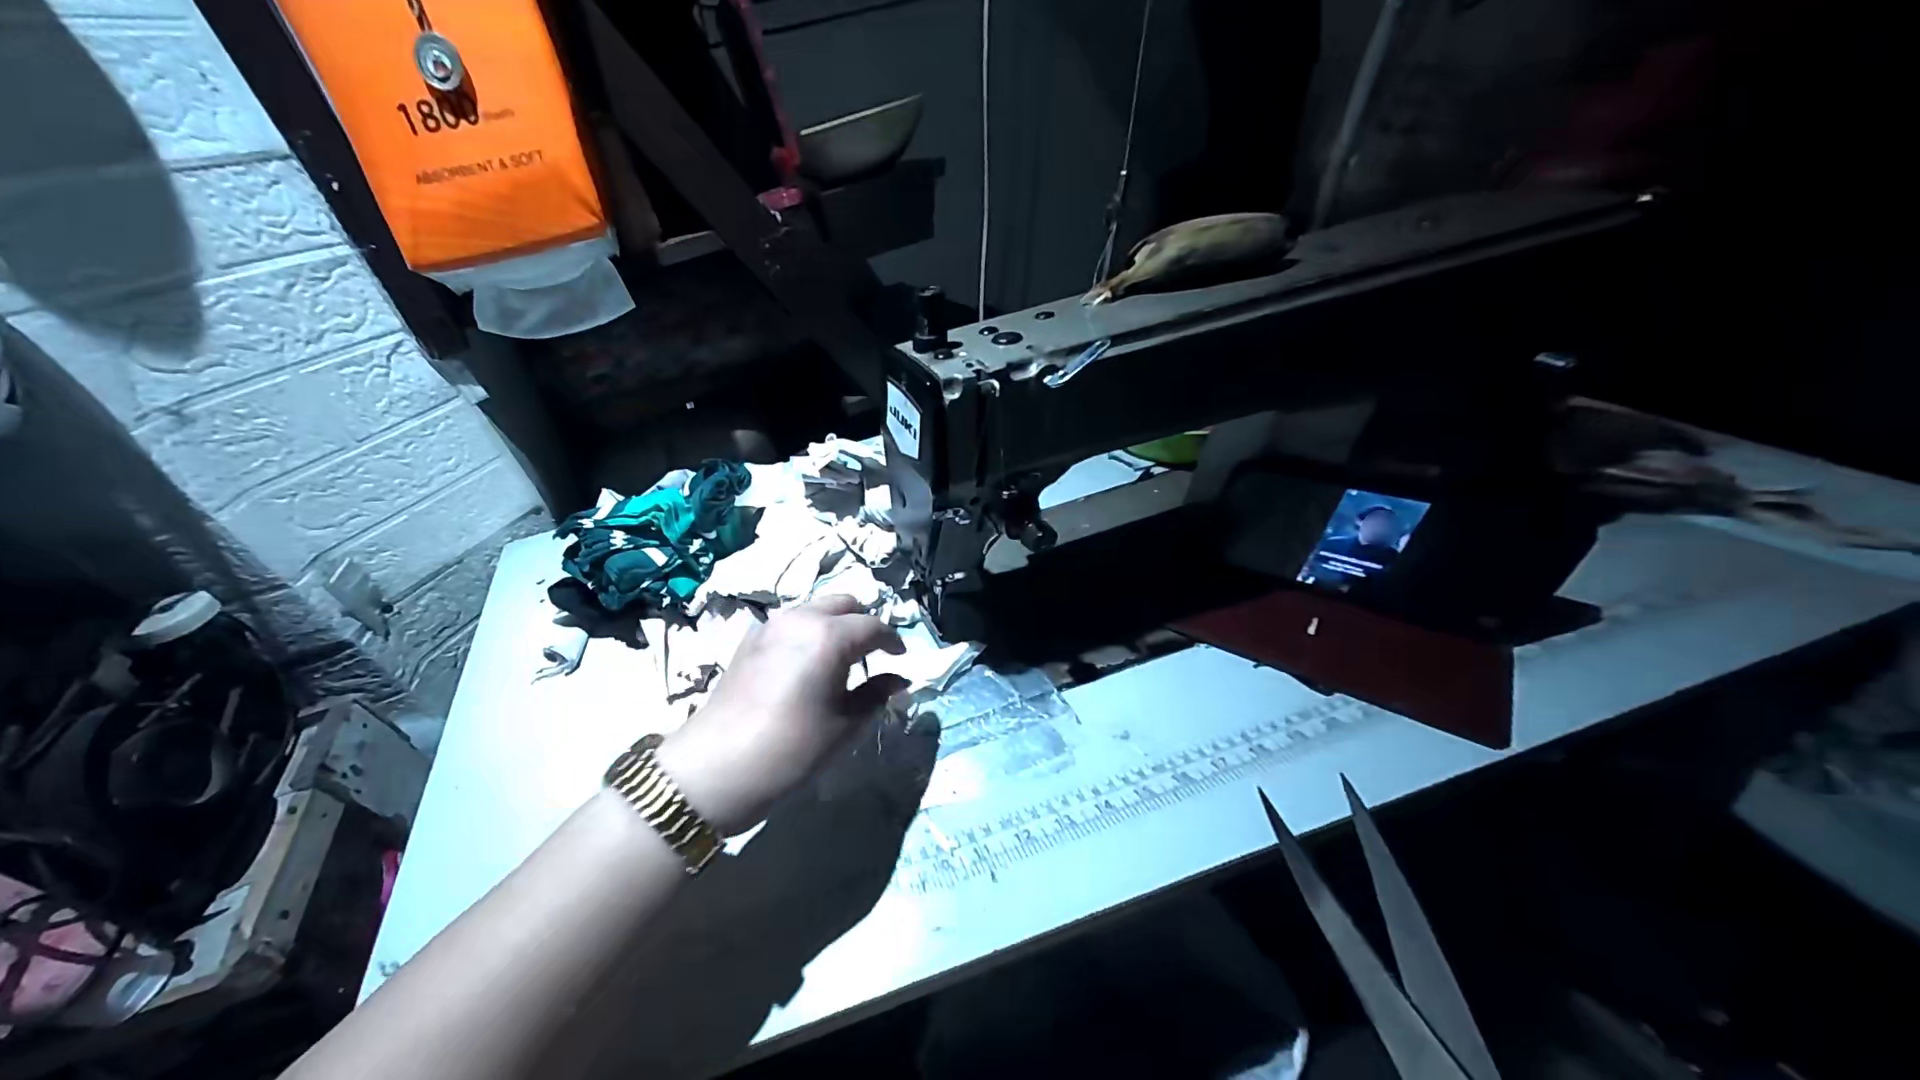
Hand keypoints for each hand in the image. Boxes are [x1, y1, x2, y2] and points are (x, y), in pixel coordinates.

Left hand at [656, 595, 907, 834]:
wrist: (717, 766)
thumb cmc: (792, 748)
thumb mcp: (845, 725)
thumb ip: (876, 694)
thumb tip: (897, 680)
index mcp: (829, 635)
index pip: (873, 626)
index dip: (893, 641)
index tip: (900, 659)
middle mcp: (800, 618)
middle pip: (843, 604)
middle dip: (864, 623)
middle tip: (873, 654)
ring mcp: (770, 625)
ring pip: (815, 609)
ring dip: (834, 624)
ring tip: (841, 659)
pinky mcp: (749, 639)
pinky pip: (790, 622)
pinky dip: (807, 632)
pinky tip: (807, 664)